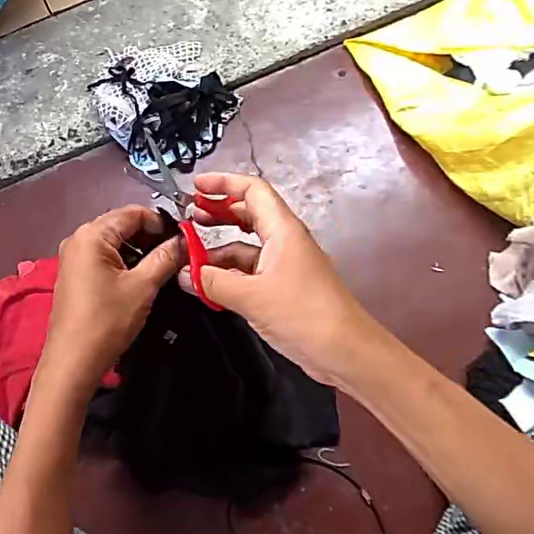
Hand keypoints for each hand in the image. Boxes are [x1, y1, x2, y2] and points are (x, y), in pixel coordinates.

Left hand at [35, 205, 183, 403]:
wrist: (73, 363)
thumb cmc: (106, 321)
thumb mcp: (144, 286)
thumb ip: (166, 257)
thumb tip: (185, 240)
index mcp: (92, 235)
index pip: (134, 212)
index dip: (162, 223)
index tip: (184, 239)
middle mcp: (78, 239)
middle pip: (123, 225)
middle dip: (151, 236)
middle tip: (178, 253)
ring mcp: (74, 257)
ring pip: (115, 242)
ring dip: (140, 250)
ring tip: (164, 267)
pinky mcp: (75, 275)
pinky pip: (105, 257)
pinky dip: (125, 262)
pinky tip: (143, 278)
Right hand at [179, 173, 391, 389]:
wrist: (345, 350)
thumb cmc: (306, 315)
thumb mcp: (251, 296)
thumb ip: (214, 282)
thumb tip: (188, 274)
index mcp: (283, 230)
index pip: (252, 190)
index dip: (223, 183)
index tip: (197, 186)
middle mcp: (285, 241)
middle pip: (249, 213)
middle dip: (219, 211)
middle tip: (191, 215)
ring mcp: (285, 264)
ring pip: (247, 245)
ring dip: (220, 248)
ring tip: (192, 254)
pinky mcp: (284, 287)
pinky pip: (251, 270)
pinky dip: (229, 273)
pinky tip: (208, 284)